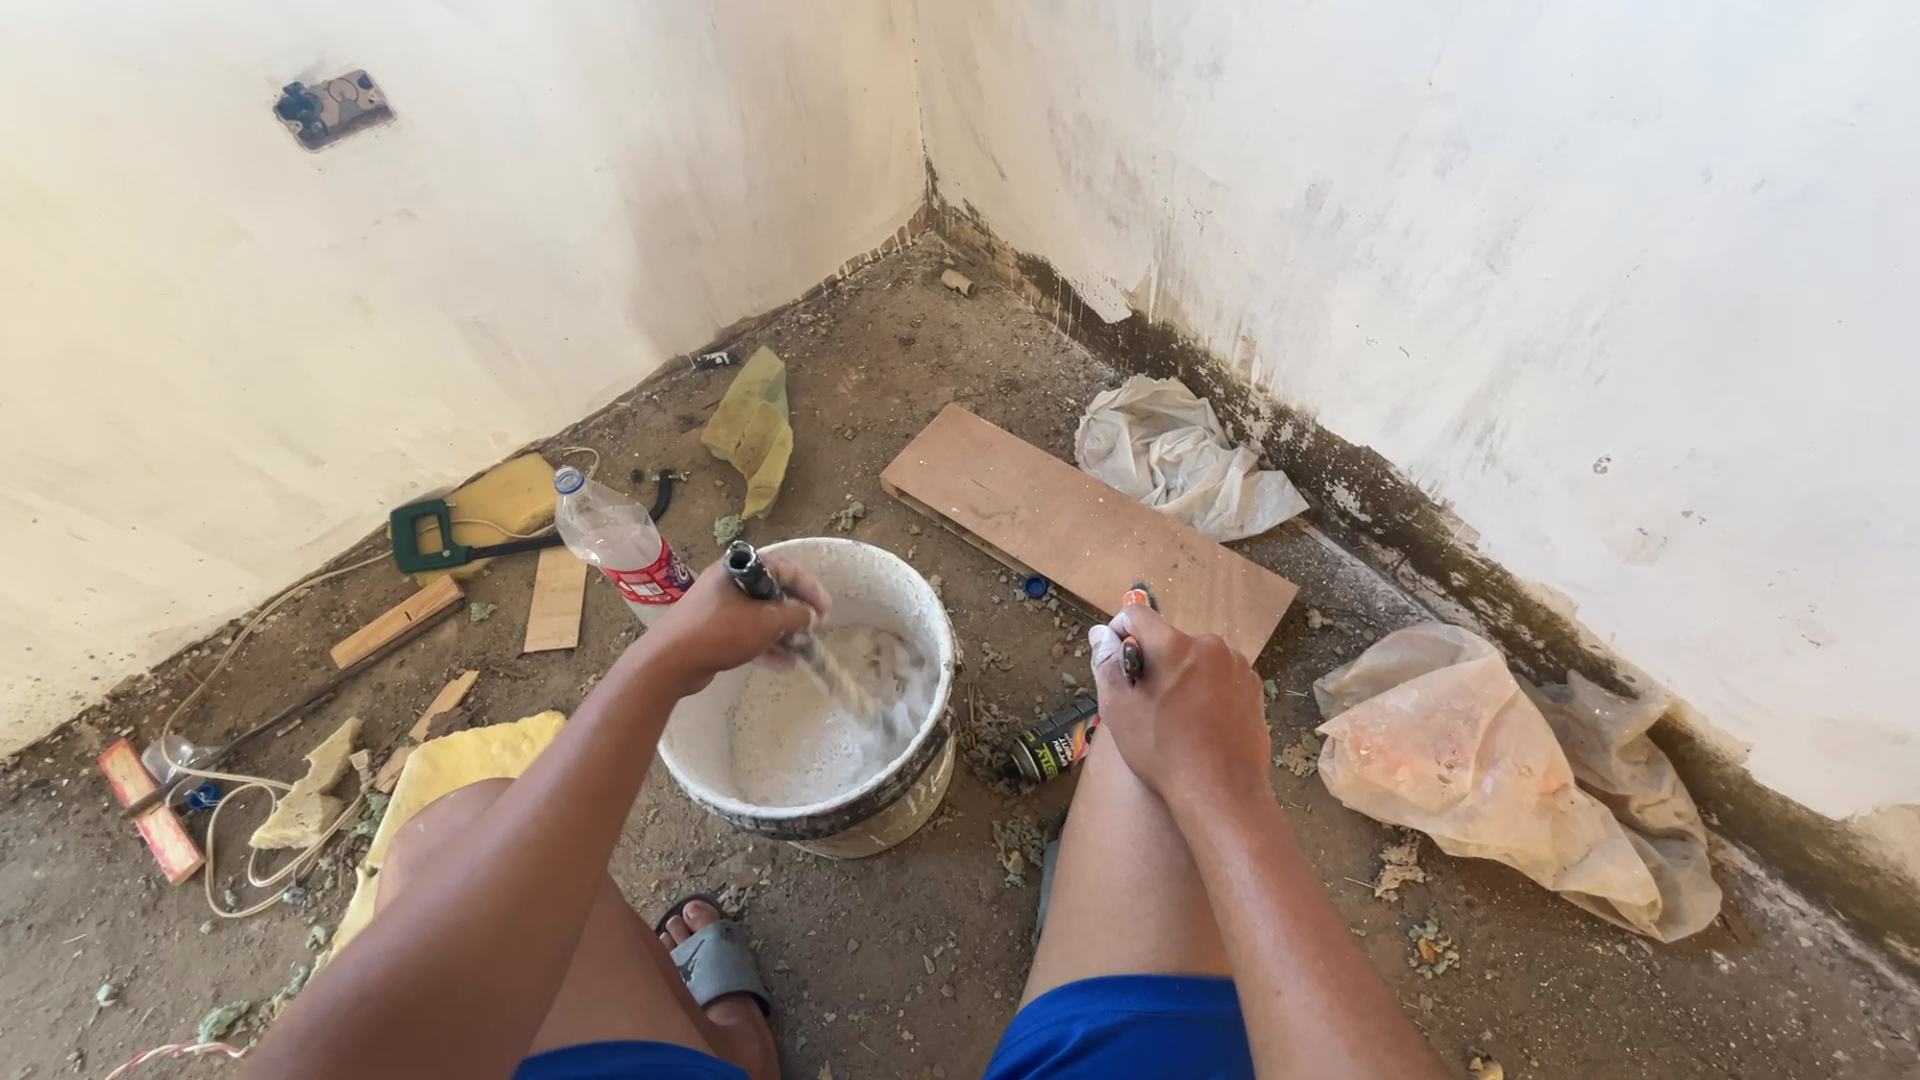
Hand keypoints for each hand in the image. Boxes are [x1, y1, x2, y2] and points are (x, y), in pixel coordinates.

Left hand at [636, 554, 829, 695]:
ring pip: (761, 615)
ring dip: (784, 632)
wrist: (669, 662)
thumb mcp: (766, 622)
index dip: (811, 589)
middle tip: (815, 627)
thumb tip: (811, 616)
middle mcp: (730, 583)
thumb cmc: (720, 632)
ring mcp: (720, 607)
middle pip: (774, 592)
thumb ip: (795, 615)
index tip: (826, 610)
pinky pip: (748, 633)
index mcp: (739, 568)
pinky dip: (767, 646)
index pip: (786, 569)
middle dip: (797, 612)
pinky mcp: (714, 630)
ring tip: (803, 648)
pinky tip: (787, 664)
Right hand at [1088, 604, 1271, 814]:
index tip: (1117, 663)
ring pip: (1195, 657)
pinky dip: (1208, 688)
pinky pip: (1220, 675)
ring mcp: (1237, 665)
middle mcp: (1209, 645)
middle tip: (1148, 701)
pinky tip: (1203, 721)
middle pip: (1168, 639)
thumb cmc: (1162, 751)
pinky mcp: (1255, 687)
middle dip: (1153, 660)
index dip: (1119, 633)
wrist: (1222, 793)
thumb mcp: (1119, 709)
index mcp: (1173, 645)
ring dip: (1182, 673)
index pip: (1136, 615)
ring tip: (1178, 716)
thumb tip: (1102, 633)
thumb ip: (1106, 662)